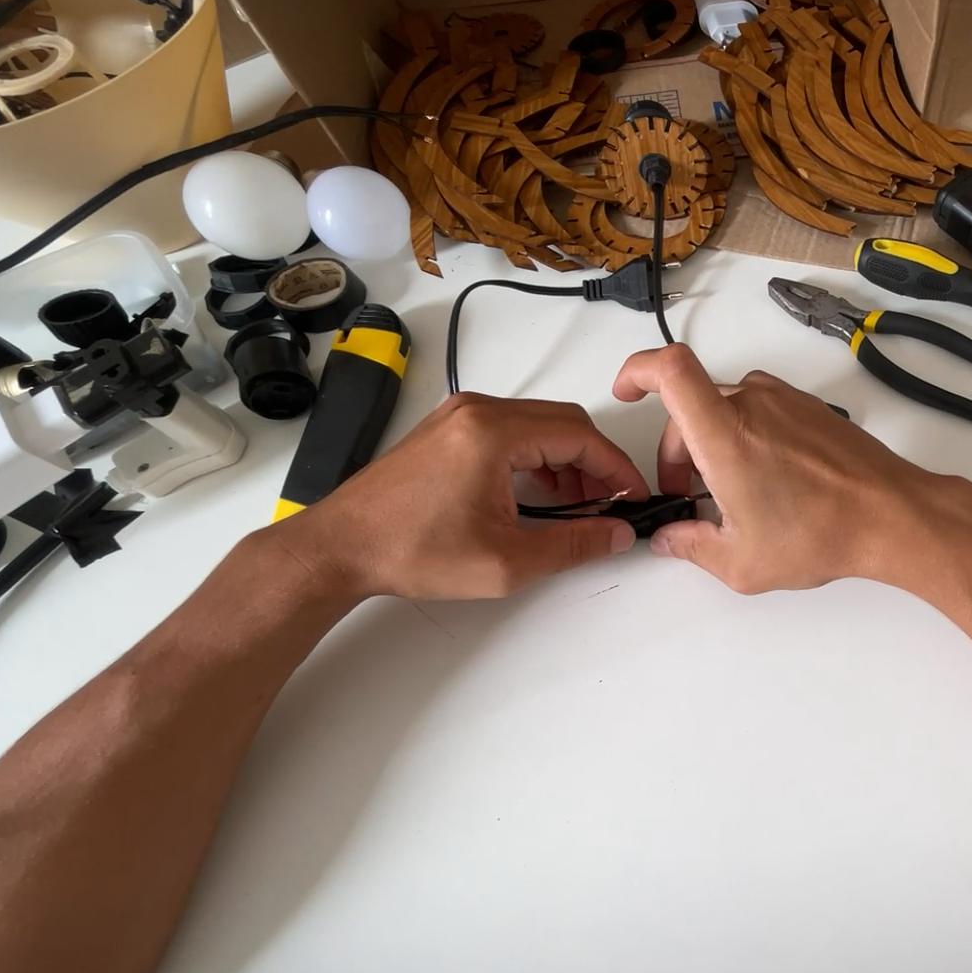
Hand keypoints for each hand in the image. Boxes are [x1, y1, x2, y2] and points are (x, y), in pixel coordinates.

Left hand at [273, 392, 649, 599]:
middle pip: (566, 422)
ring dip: (569, 458)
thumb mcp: (507, 561)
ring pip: (541, 423)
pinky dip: (540, 454)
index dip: (618, 469)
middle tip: (611, 502)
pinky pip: (514, 428)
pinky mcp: (449, 427)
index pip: (581, 438)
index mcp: (493, 433)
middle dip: (597, 462)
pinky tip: (542, 490)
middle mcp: (478, 411)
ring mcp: (460, 415)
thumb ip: (574, 544)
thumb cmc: (411, 552)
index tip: (634, 497)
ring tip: (579, 502)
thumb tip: (618, 534)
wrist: (337, 549)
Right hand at [611, 345, 958, 593]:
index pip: (667, 368)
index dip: (636, 370)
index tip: (627, 390)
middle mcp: (754, 404)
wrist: (890, 515)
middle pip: (691, 406)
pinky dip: (748, 435)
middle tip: (690, 495)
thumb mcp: (742, 561)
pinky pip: (761, 409)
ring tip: (732, 490)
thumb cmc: (825, 531)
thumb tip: (672, 539)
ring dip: (714, 442)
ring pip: (726, 408)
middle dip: (678, 449)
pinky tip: (765, 478)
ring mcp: (785, 401)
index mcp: (725, 434)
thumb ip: (692, 546)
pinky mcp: (809, 408)